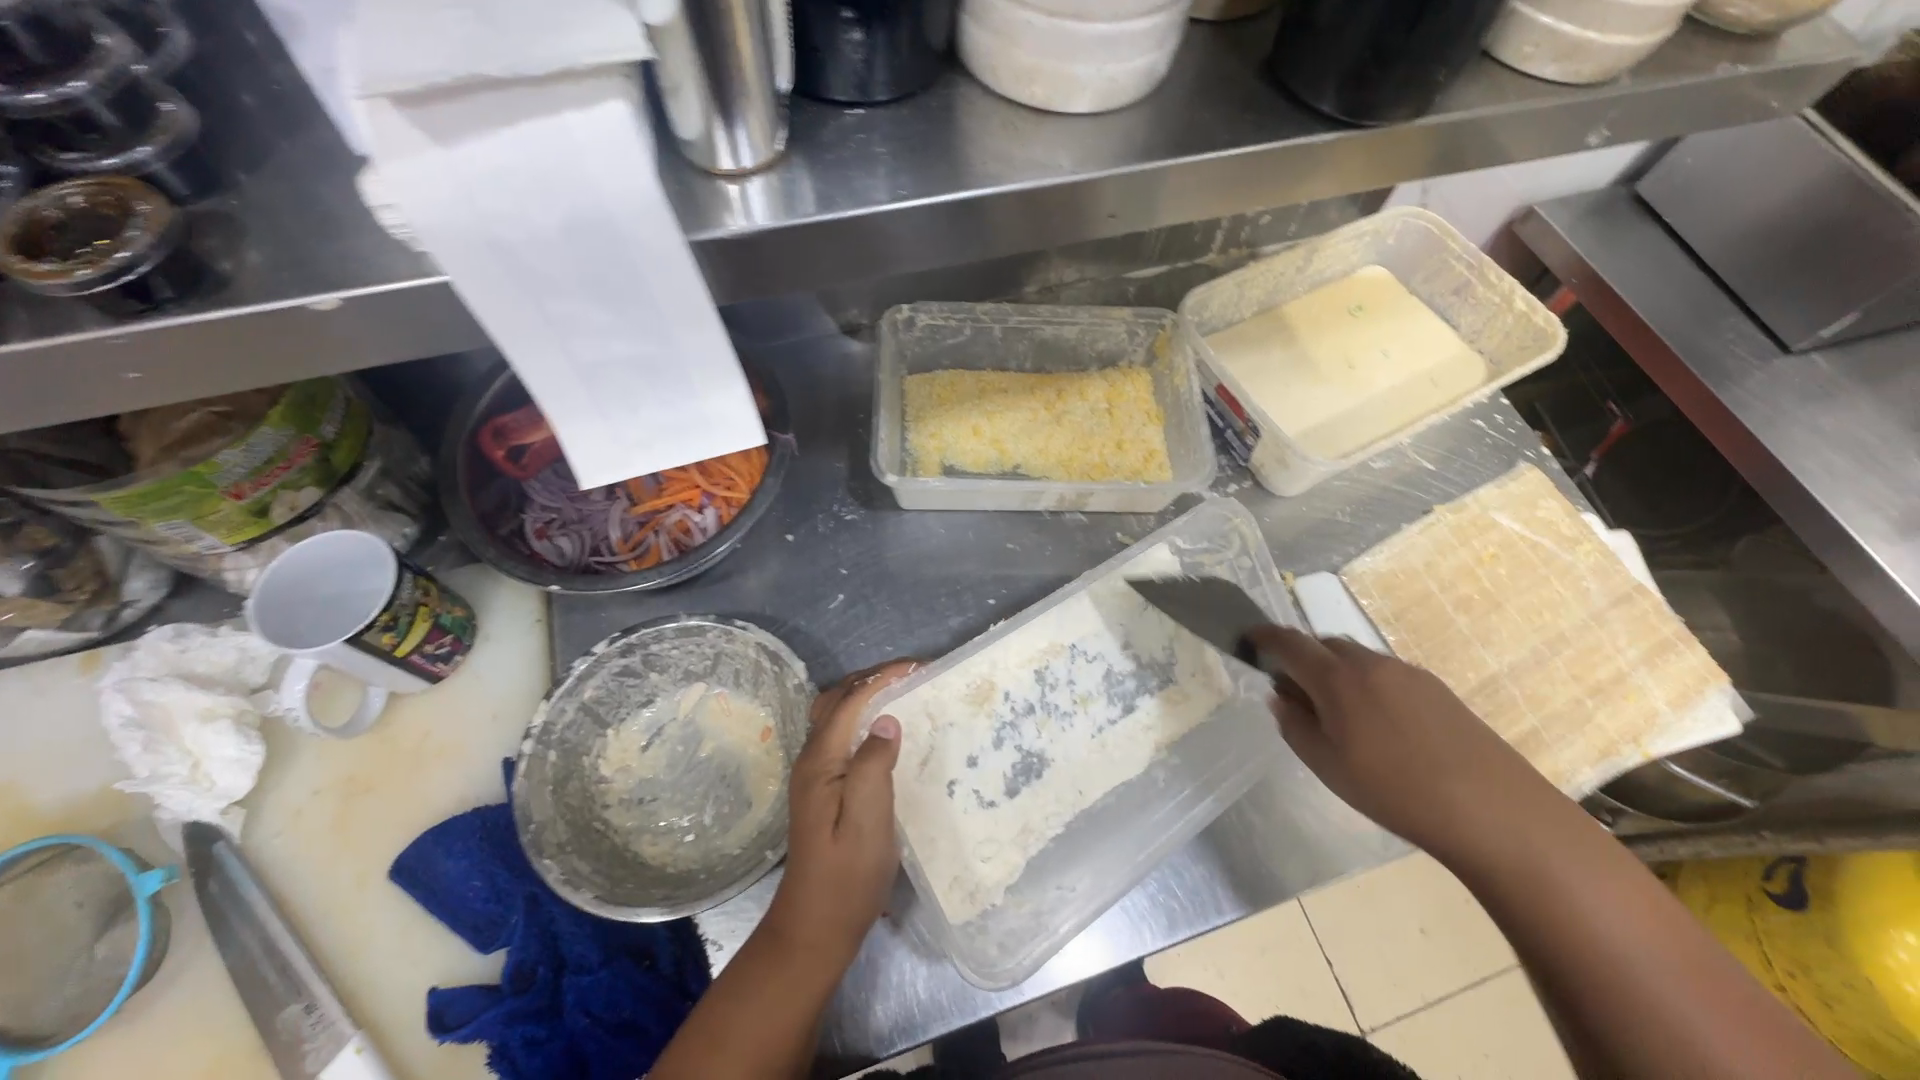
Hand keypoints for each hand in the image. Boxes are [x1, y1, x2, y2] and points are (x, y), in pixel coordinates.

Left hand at [767, 660, 916, 964]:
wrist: (815, 925)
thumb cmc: (847, 877)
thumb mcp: (868, 822)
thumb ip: (874, 766)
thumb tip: (885, 720)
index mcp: (820, 763)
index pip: (850, 702)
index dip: (882, 678)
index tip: (920, 667)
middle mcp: (811, 761)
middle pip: (836, 700)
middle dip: (871, 679)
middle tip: (913, 674)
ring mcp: (813, 776)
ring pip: (835, 716)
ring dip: (865, 696)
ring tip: (902, 692)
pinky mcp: (822, 790)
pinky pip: (840, 736)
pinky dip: (861, 718)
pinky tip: (885, 731)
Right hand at [1246, 626, 1567, 864]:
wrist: (1490, 808)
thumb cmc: (1394, 791)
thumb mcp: (1326, 766)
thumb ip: (1294, 725)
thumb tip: (1280, 696)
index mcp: (1337, 679)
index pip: (1290, 643)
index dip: (1265, 638)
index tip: (1249, 639)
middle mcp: (1371, 664)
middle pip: (1325, 645)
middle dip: (1302, 658)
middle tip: (1293, 692)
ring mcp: (1408, 672)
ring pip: (1357, 659)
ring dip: (1336, 672)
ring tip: (1336, 715)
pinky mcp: (1436, 688)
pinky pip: (1385, 674)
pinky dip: (1366, 685)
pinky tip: (1377, 725)